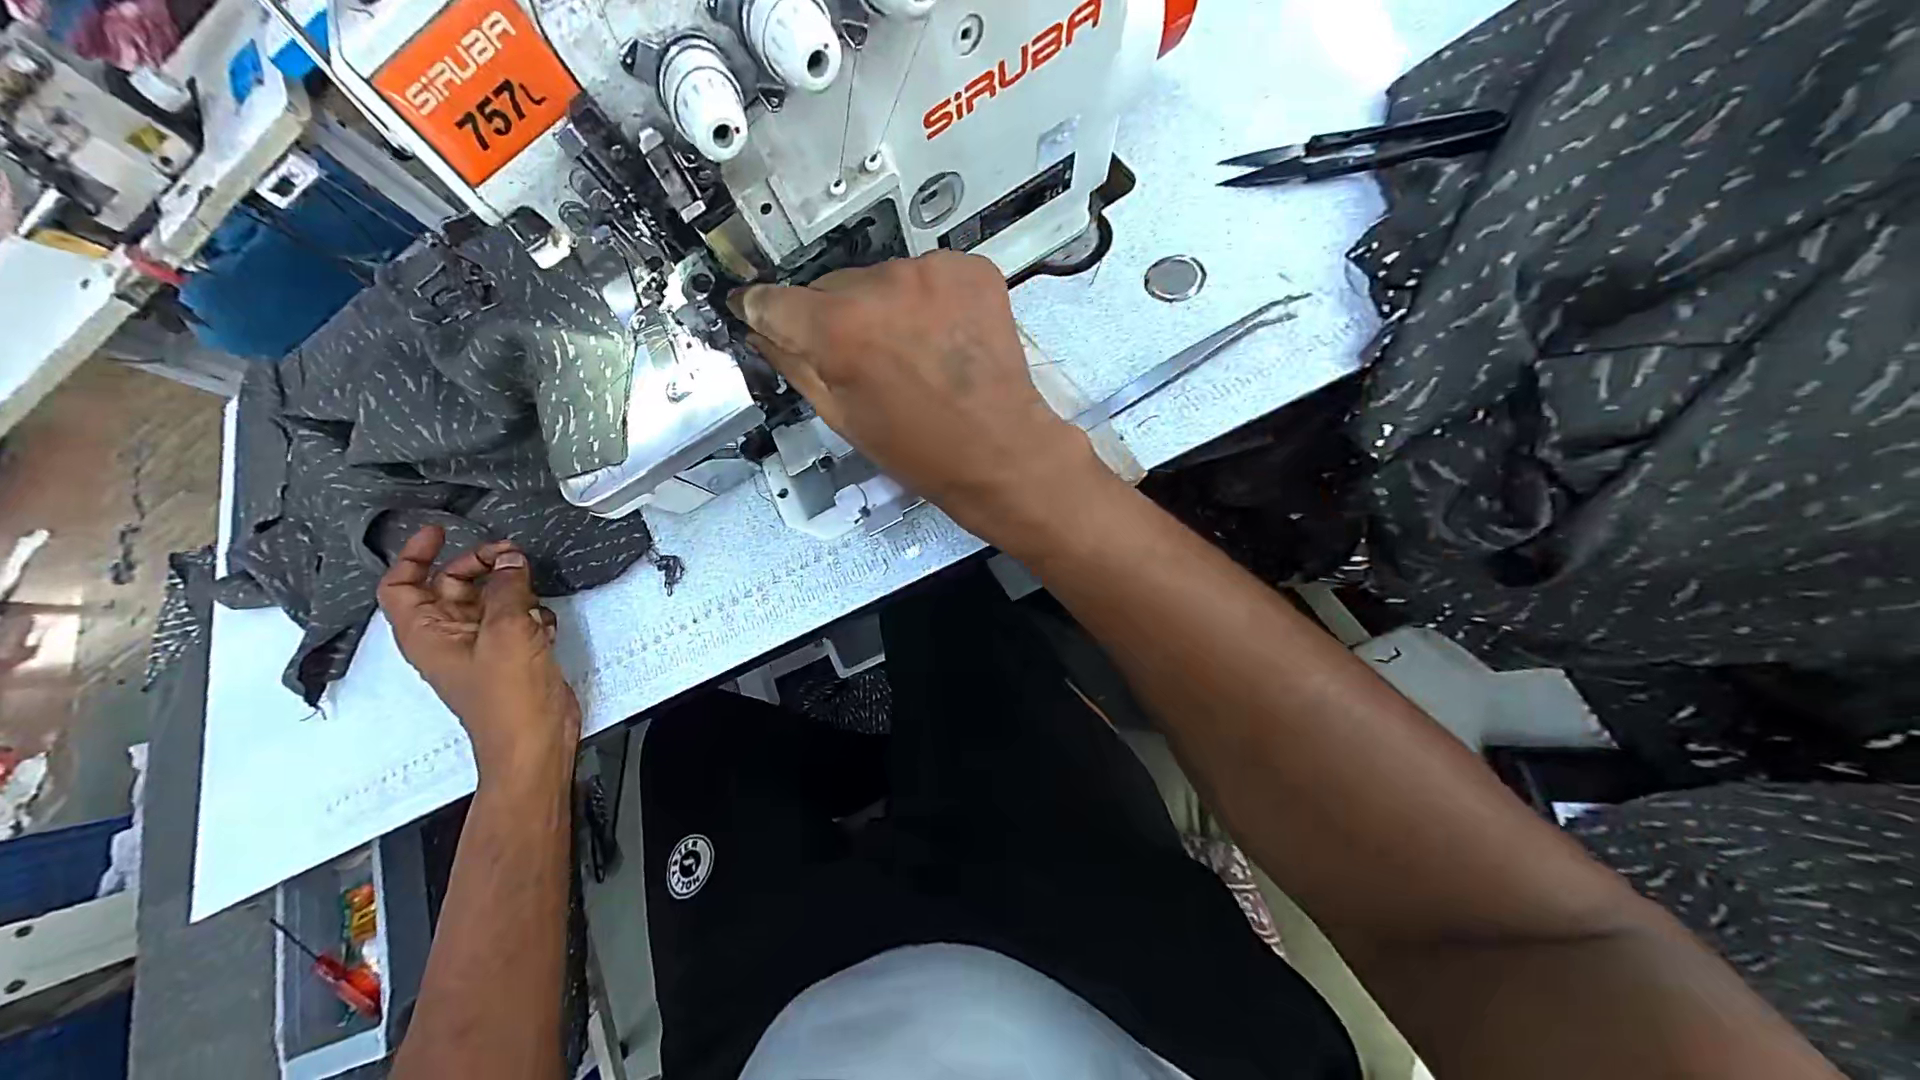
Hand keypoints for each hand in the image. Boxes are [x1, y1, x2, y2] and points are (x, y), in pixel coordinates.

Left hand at [377, 527, 580, 786]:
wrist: (534, 739)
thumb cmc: (508, 693)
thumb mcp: (507, 630)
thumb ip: (508, 588)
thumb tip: (511, 559)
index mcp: (426, 632)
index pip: (402, 585)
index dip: (415, 555)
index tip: (439, 531)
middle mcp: (449, 636)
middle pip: (452, 585)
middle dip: (480, 565)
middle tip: (511, 553)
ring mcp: (482, 646)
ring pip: (489, 600)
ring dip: (512, 588)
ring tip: (533, 585)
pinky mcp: (512, 654)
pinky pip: (516, 619)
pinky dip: (532, 612)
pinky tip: (547, 620)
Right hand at [732, 251, 1113, 547]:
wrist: (1001, 450)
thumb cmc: (926, 450)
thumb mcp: (842, 417)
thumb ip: (794, 364)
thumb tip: (763, 330)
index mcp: (841, 329)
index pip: (773, 299)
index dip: (762, 311)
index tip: (759, 311)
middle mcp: (883, 287)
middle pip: (830, 286)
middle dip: (836, 317)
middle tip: (864, 356)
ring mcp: (931, 273)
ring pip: (879, 279)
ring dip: (884, 307)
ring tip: (911, 352)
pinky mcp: (970, 269)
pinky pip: (925, 274)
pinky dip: (925, 300)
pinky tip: (938, 337)